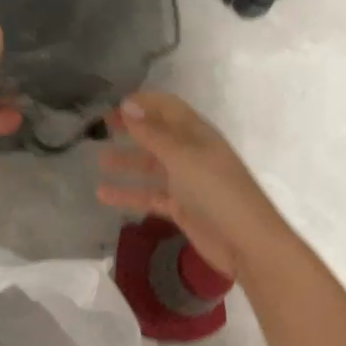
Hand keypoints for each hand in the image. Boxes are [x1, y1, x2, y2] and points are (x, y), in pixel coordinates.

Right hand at [96, 92, 288, 277]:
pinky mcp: (181, 207)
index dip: (144, 103)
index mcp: (196, 133)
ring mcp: (186, 181)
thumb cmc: (216, 190)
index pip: (167, 108)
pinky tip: (103, 194)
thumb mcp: (182, 156)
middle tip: (104, 125)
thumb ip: (152, 132)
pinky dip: (128, 194)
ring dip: (128, 161)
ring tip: (100, 159)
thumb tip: (127, 104)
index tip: (115, 104)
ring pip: (151, 166)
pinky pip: (149, 195)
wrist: (246, 242)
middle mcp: (191, 153)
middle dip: (133, 127)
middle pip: (158, 134)